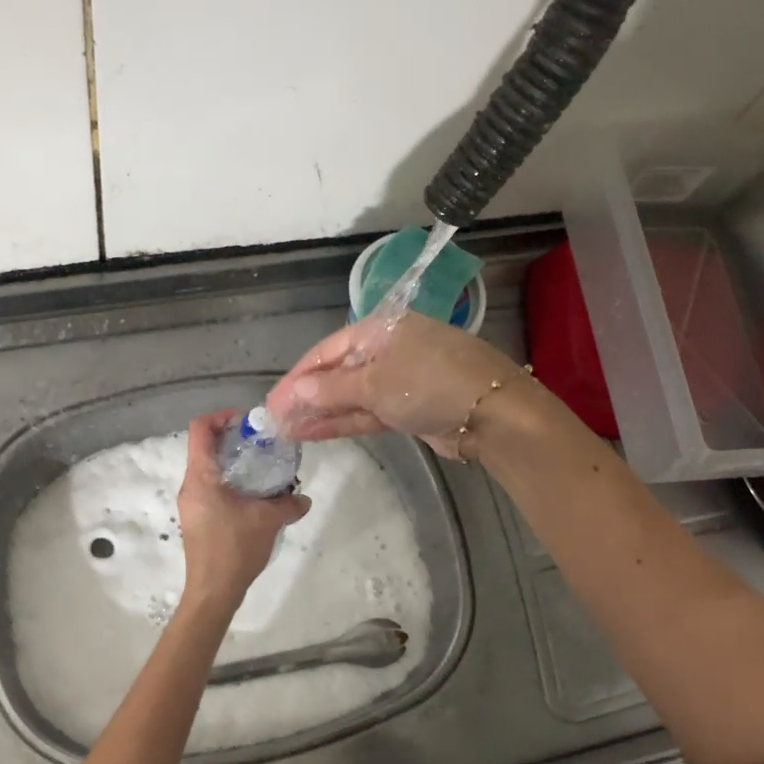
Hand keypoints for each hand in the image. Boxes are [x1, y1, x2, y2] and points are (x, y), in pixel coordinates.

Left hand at [178, 411, 310, 604]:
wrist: (213, 591)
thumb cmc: (235, 549)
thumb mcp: (268, 521)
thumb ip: (289, 504)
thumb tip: (303, 499)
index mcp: (201, 477)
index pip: (200, 429)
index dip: (221, 416)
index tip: (247, 423)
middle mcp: (190, 486)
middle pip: (205, 447)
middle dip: (233, 441)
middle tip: (262, 446)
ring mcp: (191, 504)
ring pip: (209, 470)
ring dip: (233, 465)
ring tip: (263, 472)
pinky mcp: (196, 519)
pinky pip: (210, 489)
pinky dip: (230, 484)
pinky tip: (254, 498)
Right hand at [266, 312, 523, 456]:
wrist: (491, 414)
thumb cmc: (430, 384)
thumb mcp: (374, 384)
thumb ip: (331, 390)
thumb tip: (295, 392)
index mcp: (380, 329)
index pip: (327, 350)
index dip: (298, 376)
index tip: (272, 401)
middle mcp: (388, 351)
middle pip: (337, 373)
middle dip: (306, 397)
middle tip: (274, 421)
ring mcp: (399, 381)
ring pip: (350, 397)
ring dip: (320, 414)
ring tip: (286, 431)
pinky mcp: (408, 409)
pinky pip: (366, 413)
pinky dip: (342, 423)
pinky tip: (312, 433)